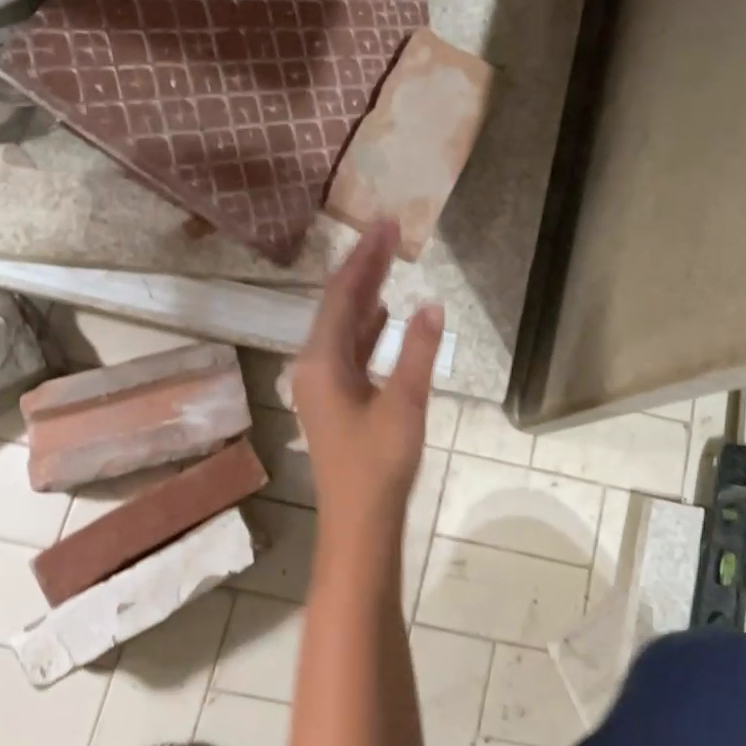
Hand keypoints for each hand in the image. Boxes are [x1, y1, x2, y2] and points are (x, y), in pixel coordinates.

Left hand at [294, 220, 444, 530]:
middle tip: (388, 230)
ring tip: (388, 261)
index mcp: (321, 362)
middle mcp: (314, 366)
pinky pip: (349, 349)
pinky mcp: (337, 400)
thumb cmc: (378, 464)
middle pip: (339, 305)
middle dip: (364, 268)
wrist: (360, 522)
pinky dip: (367, 327)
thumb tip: (431, 305)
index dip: (364, 257)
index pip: (342, 295)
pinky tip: (384, 315)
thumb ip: (416, 352)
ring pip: (344, 326)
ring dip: (366, 294)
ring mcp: (323, 384)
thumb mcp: (404, 405)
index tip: (384, 223)